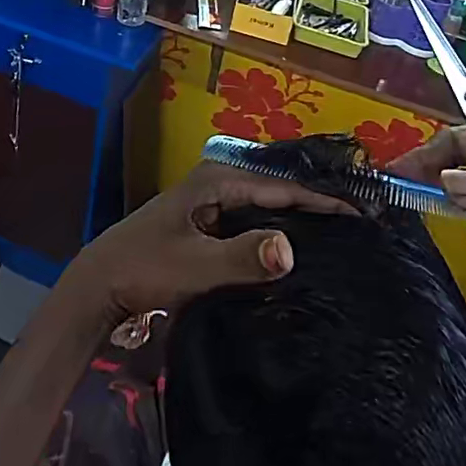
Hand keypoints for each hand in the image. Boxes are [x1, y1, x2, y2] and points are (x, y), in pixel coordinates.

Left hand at [61, 161, 355, 324]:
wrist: (101, 283)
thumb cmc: (146, 268)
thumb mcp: (195, 265)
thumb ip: (241, 257)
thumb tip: (292, 249)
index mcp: (217, 181)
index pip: (281, 187)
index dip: (323, 201)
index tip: (364, 215)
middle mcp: (217, 183)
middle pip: (276, 192)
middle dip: (315, 205)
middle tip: (361, 227)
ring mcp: (211, 203)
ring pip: (265, 208)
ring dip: (297, 220)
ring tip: (340, 240)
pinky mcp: (207, 225)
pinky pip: (251, 224)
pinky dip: (275, 233)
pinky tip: (294, 254)